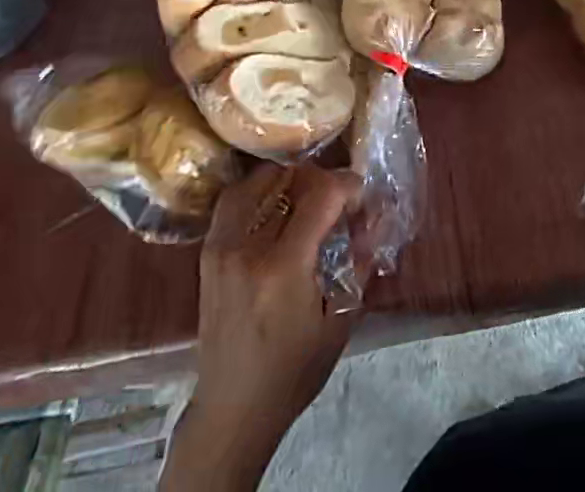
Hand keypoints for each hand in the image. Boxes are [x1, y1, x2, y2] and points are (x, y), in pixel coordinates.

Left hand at [162, 163, 361, 491]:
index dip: (346, 185)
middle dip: (319, 179)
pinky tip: (276, 205)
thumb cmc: (293, 371)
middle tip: (337, 196)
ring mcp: (221, 245)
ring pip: (255, 181)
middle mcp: (246, 246)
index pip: (319, 197)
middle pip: (286, 180)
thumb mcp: (338, 321)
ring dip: (287, 179)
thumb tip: (376, 219)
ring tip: (306, 195)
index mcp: (283, 268)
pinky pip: (233, 200)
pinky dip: (258, 191)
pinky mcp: (207, 249)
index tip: (361, 194)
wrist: (233, 405)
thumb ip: (359, 263)